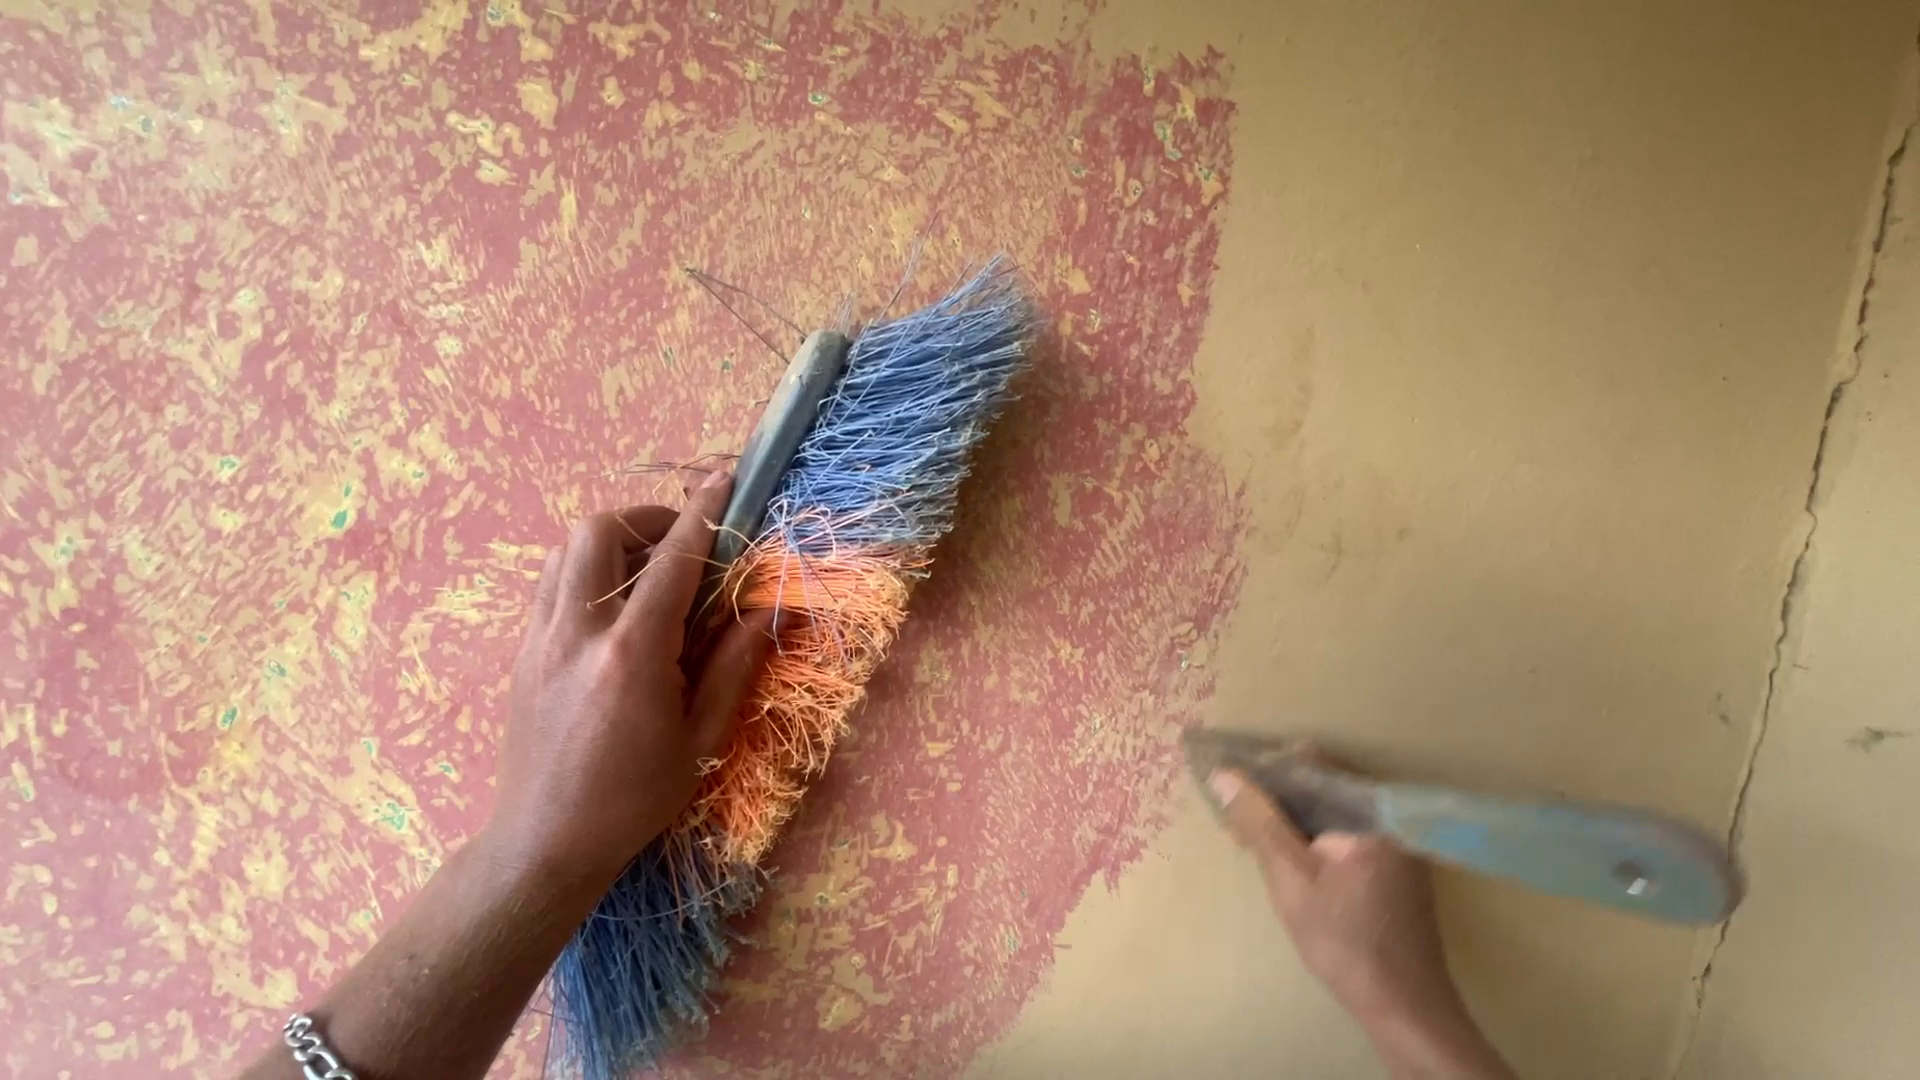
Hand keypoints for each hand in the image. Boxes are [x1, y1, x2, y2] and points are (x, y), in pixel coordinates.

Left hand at [484, 471, 773, 889]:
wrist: (542, 843)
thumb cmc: (634, 797)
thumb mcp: (701, 739)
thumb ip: (733, 665)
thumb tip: (765, 610)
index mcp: (631, 655)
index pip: (674, 562)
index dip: (703, 513)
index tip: (724, 476)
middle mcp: (577, 632)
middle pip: (598, 532)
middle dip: (647, 518)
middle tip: (683, 545)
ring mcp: (540, 638)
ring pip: (567, 550)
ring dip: (615, 542)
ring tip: (652, 573)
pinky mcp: (523, 651)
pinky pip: (554, 581)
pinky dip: (590, 570)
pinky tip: (617, 608)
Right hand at [1209, 752, 1514, 1079]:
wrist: (1404, 1008)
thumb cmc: (1344, 940)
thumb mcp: (1290, 877)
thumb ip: (1259, 821)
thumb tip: (1224, 774)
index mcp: (1369, 811)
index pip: (1310, 762)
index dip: (1265, 768)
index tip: (1229, 782)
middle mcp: (1387, 817)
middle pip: (1320, 784)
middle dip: (1274, 794)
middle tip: (1235, 814)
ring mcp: (1393, 841)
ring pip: (1328, 808)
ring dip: (1289, 816)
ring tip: (1250, 834)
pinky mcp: (1391, 864)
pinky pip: (1342, 830)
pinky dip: (1310, 835)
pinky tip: (1284, 856)